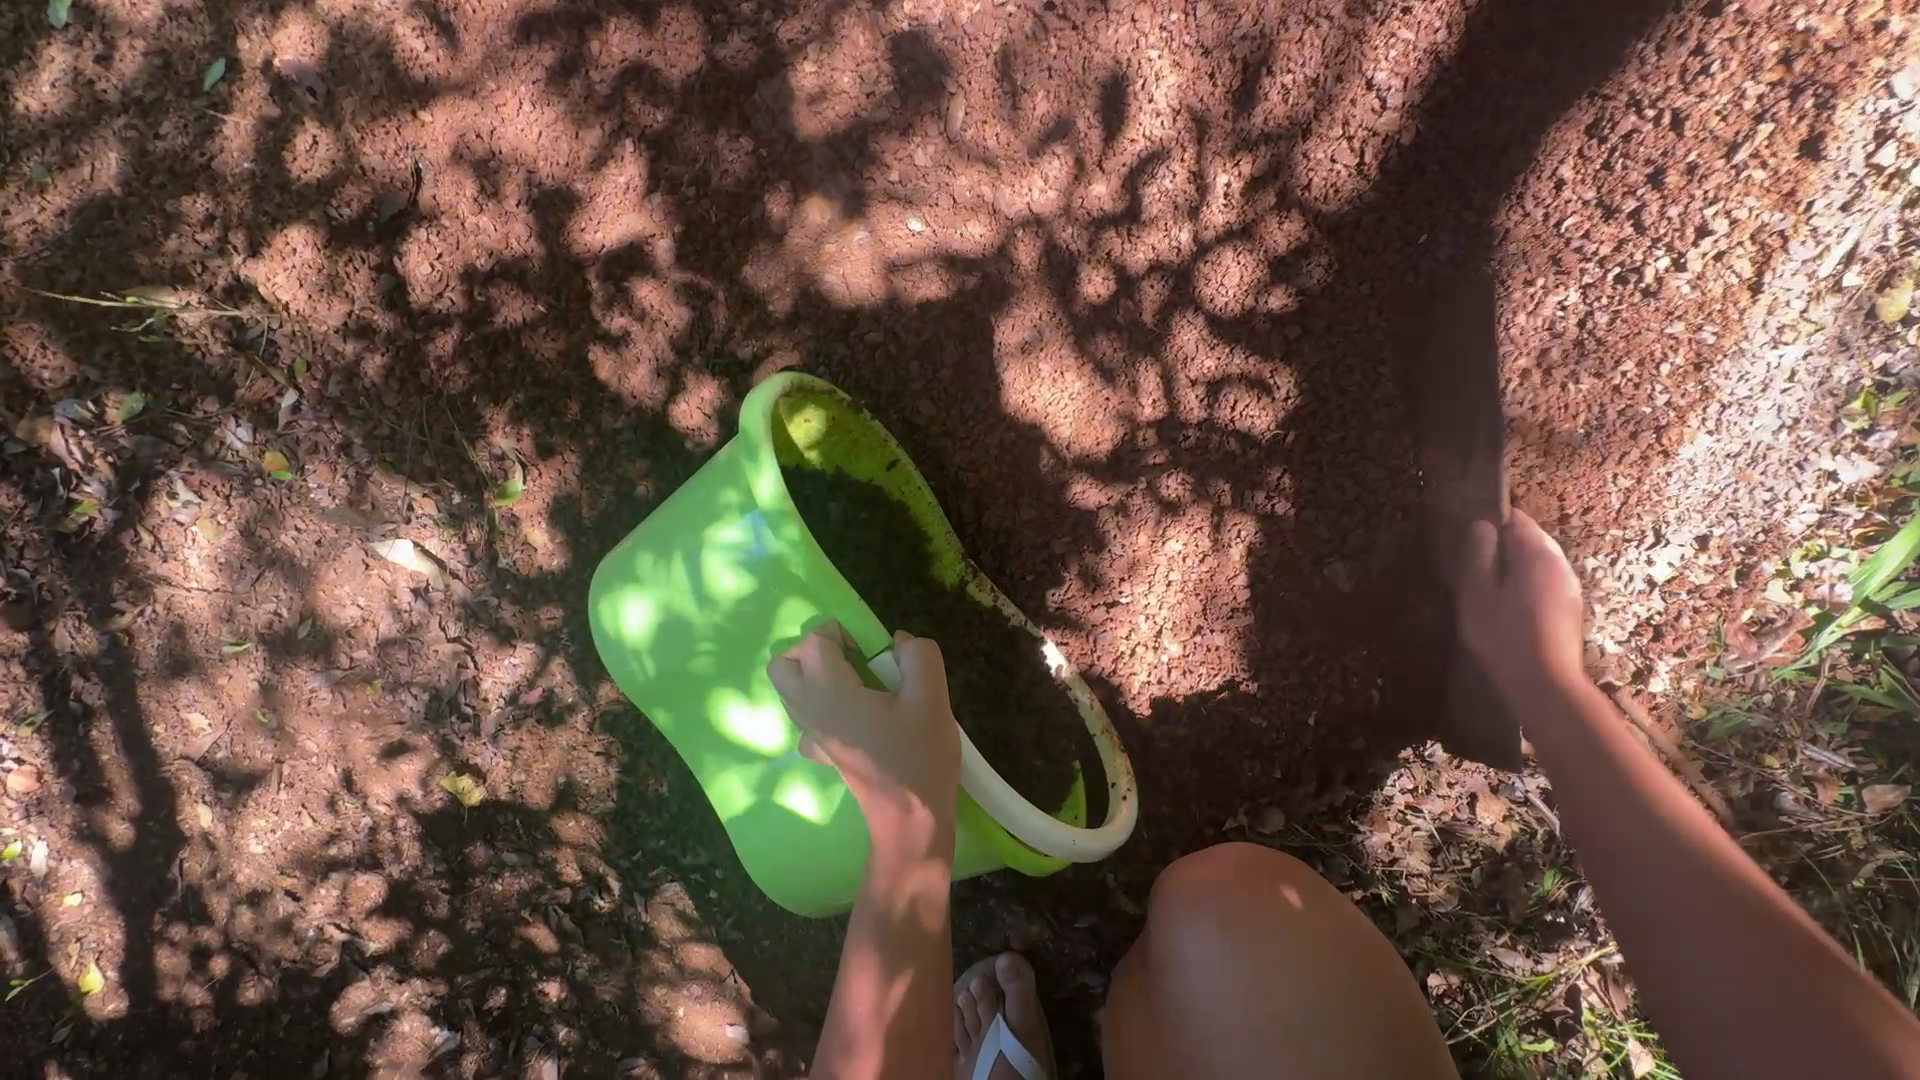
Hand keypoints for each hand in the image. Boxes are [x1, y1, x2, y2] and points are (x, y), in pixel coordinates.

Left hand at [768, 622, 961, 819]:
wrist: (910, 820)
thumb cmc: (920, 757)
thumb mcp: (932, 697)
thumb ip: (918, 655)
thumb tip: (897, 640)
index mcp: (831, 693)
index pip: (813, 641)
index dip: (842, 633)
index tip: (872, 651)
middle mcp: (811, 711)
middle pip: (785, 664)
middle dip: (815, 650)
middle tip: (853, 660)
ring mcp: (812, 736)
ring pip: (791, 691)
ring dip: (816, 676)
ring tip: (857, 685)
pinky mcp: (822, 755)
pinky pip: (806, 720)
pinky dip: (822, 708)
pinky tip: (853, 718)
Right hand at [1458, 509, 1586, 696]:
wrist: (1545, 683)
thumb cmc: (1503, 636)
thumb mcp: (1477, 594)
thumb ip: (1478, 556)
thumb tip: (1481, 526)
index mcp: (1538, 556)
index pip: (1518, 519)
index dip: (1491, 520)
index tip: (1467, 536)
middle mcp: (1561, 565)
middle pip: (1531, 538)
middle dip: (1503, 542)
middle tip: (1471, 561)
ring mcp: (1570, 586)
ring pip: (1539, 560)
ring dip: (1514, 563)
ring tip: (1485, 582)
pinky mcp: (1570, 606)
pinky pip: (1545, 578)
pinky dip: (1525, 579)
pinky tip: (1506, 600)